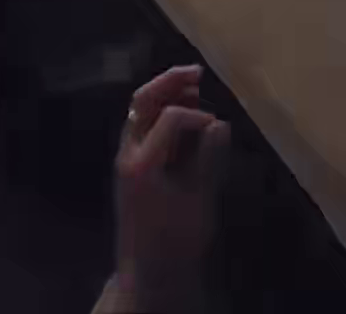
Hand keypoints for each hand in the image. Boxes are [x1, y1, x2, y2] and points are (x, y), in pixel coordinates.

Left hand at [103, 65, 229, 312]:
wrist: (147, 276)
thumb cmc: (175, 245)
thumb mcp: (198, 204)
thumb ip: (207, 161)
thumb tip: (220, 123)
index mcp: (142, 163)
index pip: (167, 118)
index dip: (194, 115)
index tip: (218, 124)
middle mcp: (127, 150)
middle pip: (142, 100)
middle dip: (168, 81)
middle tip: (196, 71)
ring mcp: (125, 152)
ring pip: (140, 107)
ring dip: (165, 91)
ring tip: (193, 82)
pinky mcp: (130, 158)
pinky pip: (142, 121)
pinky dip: (161, 108)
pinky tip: (184, 108)